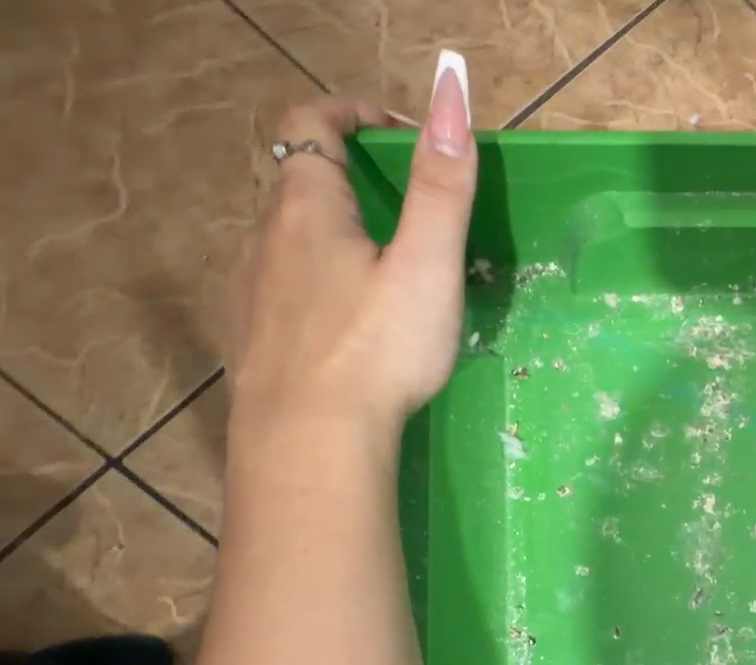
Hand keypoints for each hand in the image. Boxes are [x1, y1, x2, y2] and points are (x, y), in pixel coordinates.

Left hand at [226, 55, 476, 442]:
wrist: (311, 435)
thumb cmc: (378, 346)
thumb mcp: (426, 264)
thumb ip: (443, 184)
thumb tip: (453, 89)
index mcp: (308, 208)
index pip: (312, 125)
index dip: (356, 113)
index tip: (407, 132)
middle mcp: (266, 234)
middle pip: (302, 182)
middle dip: (357, 181)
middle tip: (414, 214)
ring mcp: (251, 284)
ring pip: (291, 236)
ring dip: (338, 233)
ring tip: (392, 271)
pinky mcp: (253, 330)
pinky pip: (283, 282)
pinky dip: (318, 277)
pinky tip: (352, 319)